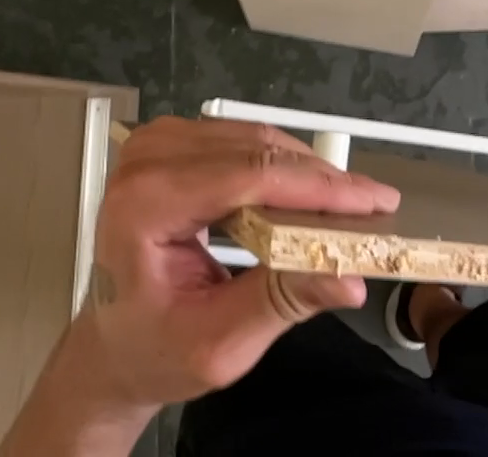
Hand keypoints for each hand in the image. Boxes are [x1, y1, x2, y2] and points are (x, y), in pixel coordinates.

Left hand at [0, 116, 400, 454]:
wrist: (114, 341)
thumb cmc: (151, 347)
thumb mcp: (218, 343)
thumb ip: (281, 302)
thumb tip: (347, 277)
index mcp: (144, 205)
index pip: (248, 177)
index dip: (317, 188)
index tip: (372, 202)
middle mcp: (145, 161)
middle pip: (256, 151)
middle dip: (322, 179)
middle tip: (373, 206)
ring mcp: (156, 145)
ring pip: (255, 138)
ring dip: (306, 170)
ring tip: (349, 203)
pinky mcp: (171, 144)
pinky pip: (241, 140)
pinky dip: (282, 165)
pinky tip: (310, 191)